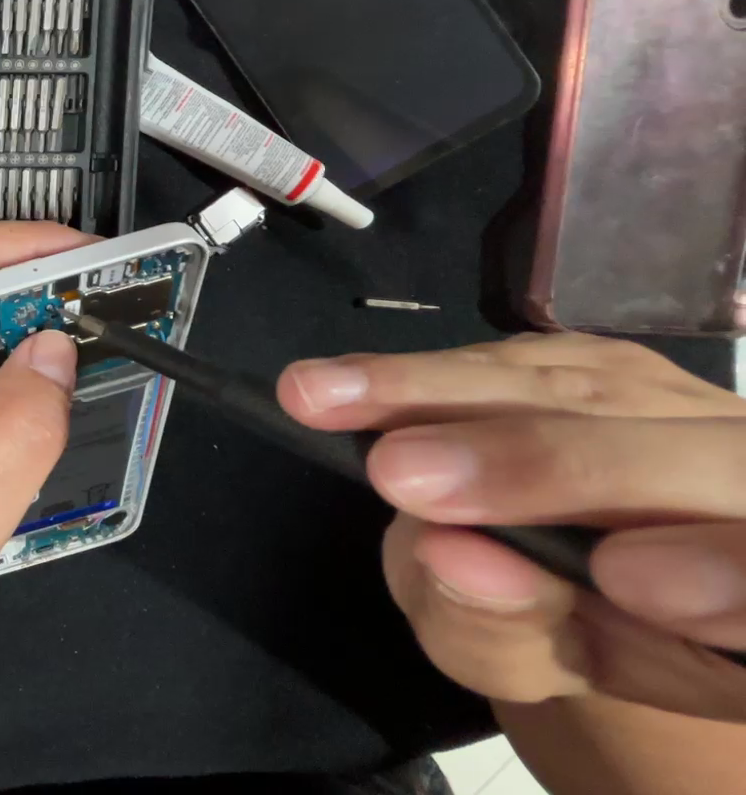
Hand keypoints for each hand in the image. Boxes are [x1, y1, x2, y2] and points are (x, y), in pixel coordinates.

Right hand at [278, 333, 745, 720]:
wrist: (574, 572)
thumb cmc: (554, 635)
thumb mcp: (517, 665)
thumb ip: (497, 628)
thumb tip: (452, 551)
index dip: (731, 572)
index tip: (622, 581)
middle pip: (710, 457)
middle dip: (545, 463)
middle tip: (397, 473)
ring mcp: (694, 405)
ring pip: (589, 391)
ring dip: (440, 390)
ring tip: (321, 396)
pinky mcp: (604, 361)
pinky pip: (522, 361)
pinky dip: (420, 373)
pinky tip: (345, 382)